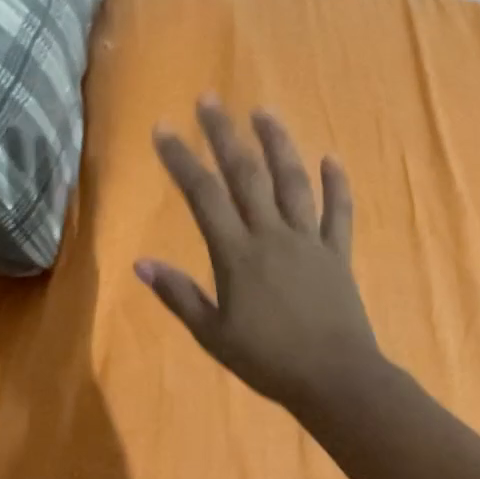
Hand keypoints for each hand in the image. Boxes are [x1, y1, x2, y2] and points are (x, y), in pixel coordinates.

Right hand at [137, 96, 382, 410]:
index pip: (203, 196)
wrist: (334, 378)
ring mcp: (309, 241)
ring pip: (293, 182)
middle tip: (210, 100)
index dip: (183, 160)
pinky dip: (336, 184)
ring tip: (263, 112)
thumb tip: (141, 263)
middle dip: (225, 135)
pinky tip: (331, 159)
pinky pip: (338, 212)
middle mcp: (272, 236)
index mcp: (237, 255)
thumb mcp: (213, 335)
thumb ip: (179, 296)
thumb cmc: (267, 361)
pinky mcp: (338, 254)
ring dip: (278, 144)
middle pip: (246, 175)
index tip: (165, 129)